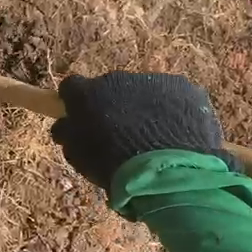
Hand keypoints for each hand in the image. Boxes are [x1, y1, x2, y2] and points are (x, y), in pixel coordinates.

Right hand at [49, 72, 237, 189]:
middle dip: (112, 105)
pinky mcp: (186, 89)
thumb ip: (68, 133)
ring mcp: (155, 81)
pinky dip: (170, 112)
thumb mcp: (78, 155)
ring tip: (151, 139)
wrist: (166, 171)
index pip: (72, 86)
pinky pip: (172, 97)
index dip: (74, 101)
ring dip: (142, 108)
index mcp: (87, 93)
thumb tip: (65, 123)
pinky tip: (174, 135)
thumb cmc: (112, 165)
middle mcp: (118, 79)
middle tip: (118, 134)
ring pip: (143, 91)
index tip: (79, 117)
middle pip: (110, 88)